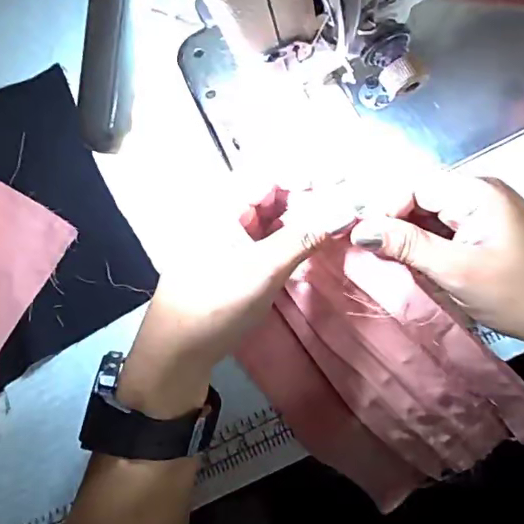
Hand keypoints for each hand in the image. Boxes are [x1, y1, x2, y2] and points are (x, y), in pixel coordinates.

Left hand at [118, 186, 353, 416]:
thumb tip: (347, 209)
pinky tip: (312, 240)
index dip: (309, 175)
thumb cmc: (217, 303)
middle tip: (345, 208)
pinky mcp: (233, 254)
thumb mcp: (265, 269)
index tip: (342, 186)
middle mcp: (224, 210)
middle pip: (274, 188)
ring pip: (273, 211)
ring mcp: (228, 233)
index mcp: (223, 203)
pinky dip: (292, 232)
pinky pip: (268, 232)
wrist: (176, 352)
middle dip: (310, 194)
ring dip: (304, 214)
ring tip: (335, 223)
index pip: (272, 172)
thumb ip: (306, 235)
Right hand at [349, 174, 523, 390]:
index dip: (384, 207)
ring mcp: (489, 211)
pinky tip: (416, 263)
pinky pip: (450, 228)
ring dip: (411, 234)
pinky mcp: (492, 231)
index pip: (416, 184)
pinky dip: (430, 244)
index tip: (360, 239)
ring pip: (435, 213)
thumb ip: (409, 246)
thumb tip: (361, 229)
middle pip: (424, 195)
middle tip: (368, 252)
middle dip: (395, 220)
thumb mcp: (458, 272)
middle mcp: (482, 191)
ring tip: (387, 260)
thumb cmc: (519, 296)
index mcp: (477, 191)